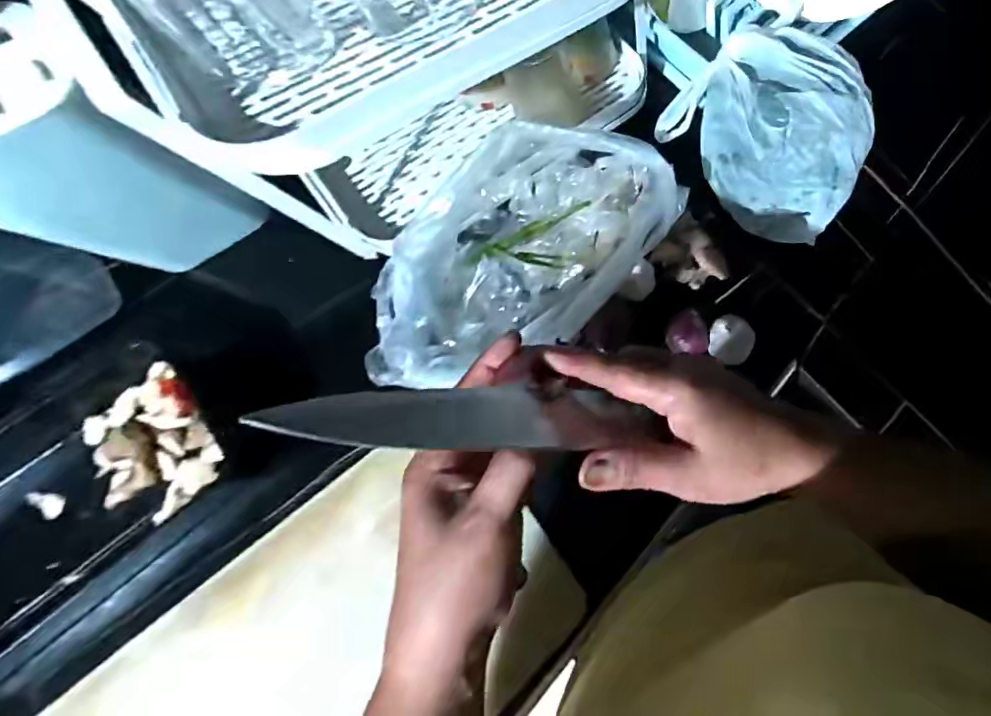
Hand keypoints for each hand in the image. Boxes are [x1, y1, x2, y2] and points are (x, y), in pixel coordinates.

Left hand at [371, 334, 535, 715]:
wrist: (445, 652)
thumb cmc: (455, 582)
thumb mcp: (488, 519)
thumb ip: (515, 462)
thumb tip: (543, 412)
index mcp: (432, 462)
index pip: (461, 402)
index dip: (488, 368)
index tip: (518, 337)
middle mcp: (446, 466)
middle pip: (481, 414)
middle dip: (512, 384)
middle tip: (551, 358)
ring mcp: (467, 486)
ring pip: (498, 435)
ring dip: (524, 411)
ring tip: (558, 383)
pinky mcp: (486, 504)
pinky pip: (509, 459)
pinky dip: (530, 441)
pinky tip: (555, 428)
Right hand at [543, 346, 846, 504]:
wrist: (796, 446)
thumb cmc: (744, 463)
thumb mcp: (688, 476)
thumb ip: (635, 469)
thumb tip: (581, 469)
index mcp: (674, 386)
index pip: (616, 370)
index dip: (576, 362)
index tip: (540, 352)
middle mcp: (680, 366)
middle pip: (624, 359)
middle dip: (584, 363)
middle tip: (545, 377)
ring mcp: (693, 366)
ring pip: (640, 360)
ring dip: (607, 368)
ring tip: (572, 386)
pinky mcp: (700, 374)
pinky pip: (655, 366)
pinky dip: (628, 375)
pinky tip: (618, 397)